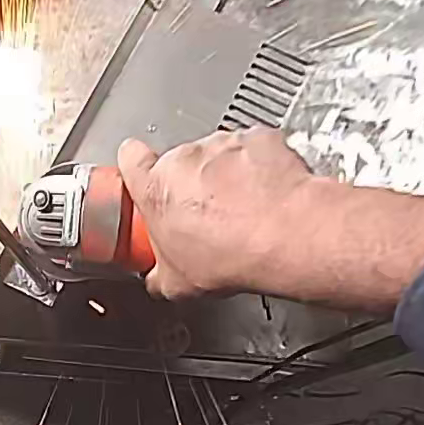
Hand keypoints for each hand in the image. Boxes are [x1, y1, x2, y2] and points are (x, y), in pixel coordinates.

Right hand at [119, 129, 423, 312]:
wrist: (295, 239)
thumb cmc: (236, 255)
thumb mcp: (181, 283)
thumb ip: (163, 276)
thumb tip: (160, 283)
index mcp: (159, 185)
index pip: (128, 159)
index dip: (129, 167)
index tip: (134, 175)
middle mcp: (193, 155)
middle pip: (177, 161)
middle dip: (186, 185)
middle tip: (201, 217)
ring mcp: (232, 145)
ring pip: (219, 157)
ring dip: (225, 180)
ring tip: (242, 216)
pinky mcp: (269, 141)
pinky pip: (255, 154)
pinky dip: (259, 172)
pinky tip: (269, 201)